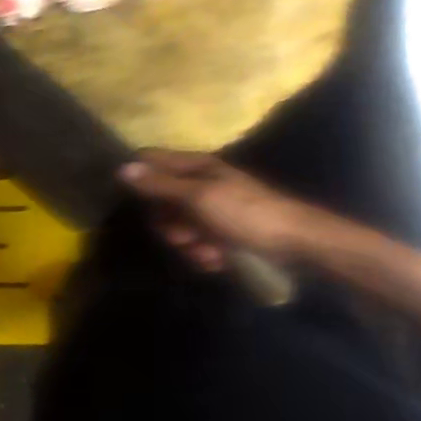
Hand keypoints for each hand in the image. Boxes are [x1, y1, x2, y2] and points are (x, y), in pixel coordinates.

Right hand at [120, 149, 310, 269]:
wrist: (299, 245)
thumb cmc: (246, 214)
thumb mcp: (198, 197)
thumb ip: (159, 185)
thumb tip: (122, 167)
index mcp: (195, 167)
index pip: (151, 161)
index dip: (138, 179)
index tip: (135, 201)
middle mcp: (200, 184)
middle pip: (161, 201)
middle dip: (169, 224)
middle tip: (184, 234)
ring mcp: (212, 210)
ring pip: (179, 227)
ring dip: (190, 244)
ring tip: (210, 251)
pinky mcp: (223, 234)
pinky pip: (198, 243)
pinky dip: (206, 254)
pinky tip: (220, 259)